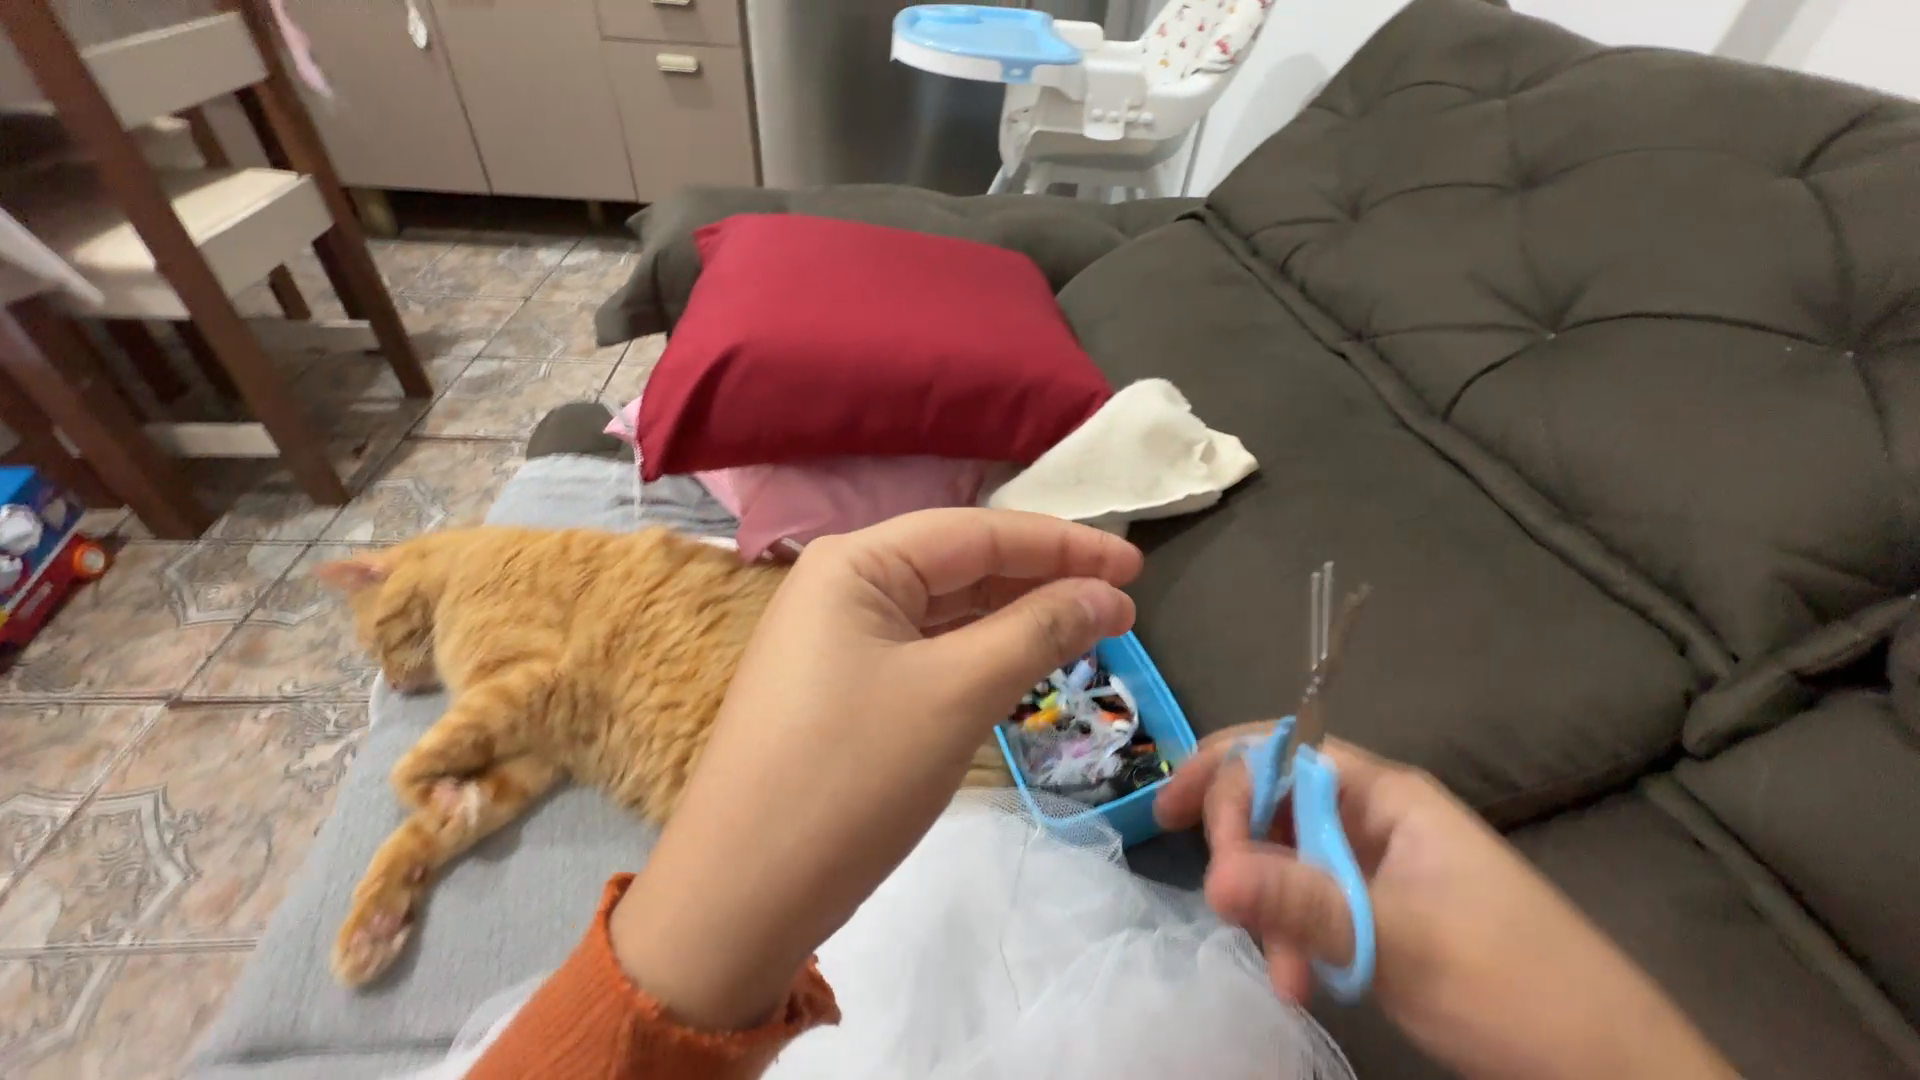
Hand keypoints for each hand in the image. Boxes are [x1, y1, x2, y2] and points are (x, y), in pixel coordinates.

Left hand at [611, 509, 1141, 1029]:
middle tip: (1122, 603)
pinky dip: (980, 654)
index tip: (1135, 567)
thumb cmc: (851, 778)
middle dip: (1043, 580)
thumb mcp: (955, 695)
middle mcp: (842, 586)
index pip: (978, 532)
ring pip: (946, 612)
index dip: (1062, 544)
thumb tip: (1108, 595)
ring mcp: (839, 639)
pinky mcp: (844, 688)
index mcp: (856, 563)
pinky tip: (1024, 661)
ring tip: (1090, 630)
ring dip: (1016, 618)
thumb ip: (1037, 632)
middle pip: (961, 565)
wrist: (739, 897)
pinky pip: (926, 652)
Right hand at [1157, 726, 1738, 1079]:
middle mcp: (1372, 817)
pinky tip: (1295, 978)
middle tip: (1221, 900)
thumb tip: (1213, 876)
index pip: (1279, 750)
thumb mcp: (1401, 941)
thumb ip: (1302, 902)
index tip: (1173, 820)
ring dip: (1263, 902)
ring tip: (1279, 971)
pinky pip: (1305, 900)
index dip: (1221, 772)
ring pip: (1284, 856)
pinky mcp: (1374, 912)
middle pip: (1273, 799)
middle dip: (1239, 846)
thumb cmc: (1516, 987)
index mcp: (1384, 794)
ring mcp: (1373, 866)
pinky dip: (1288, 933)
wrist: (1615, 1074)